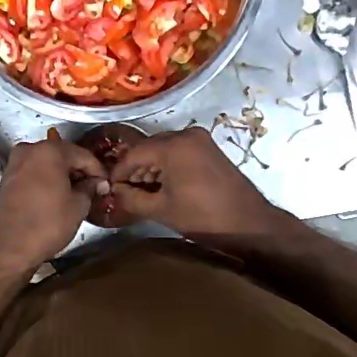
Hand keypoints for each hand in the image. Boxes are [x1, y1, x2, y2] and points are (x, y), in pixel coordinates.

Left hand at [0, 131, 108, 276]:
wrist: (7, 248)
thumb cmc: (47, 224)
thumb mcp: (78, 206)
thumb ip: (90, 188)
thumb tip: (97, 183)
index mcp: (50, 150)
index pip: (83, 155)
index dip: (98, 170)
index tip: (106, 185)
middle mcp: (29, 150)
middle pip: (62, 155)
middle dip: (79, 171)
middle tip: (93, 189)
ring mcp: (14, 164)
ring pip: (46, 164)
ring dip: (62, 176)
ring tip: (76, 194)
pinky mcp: (6, 179)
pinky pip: (33, 173)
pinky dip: (47, 181)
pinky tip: (56, 197)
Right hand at [110, 127, 288, 240]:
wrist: (248, 223)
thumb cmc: (202, 217)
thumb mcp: (161, 210)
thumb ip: (131, 198)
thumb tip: (114, 192)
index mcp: (172, 146)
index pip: (133, 153)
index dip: (118, 172)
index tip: (109, 187)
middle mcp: (185, 134)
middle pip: (148, 147)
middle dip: (134, 168)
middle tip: (123, 190)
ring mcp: (200, 139)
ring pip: (163, 149)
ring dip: (150, 167)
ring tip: (141, 191)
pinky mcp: (209, 147)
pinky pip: (179, 151)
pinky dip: (167, 165)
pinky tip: (161, 185)